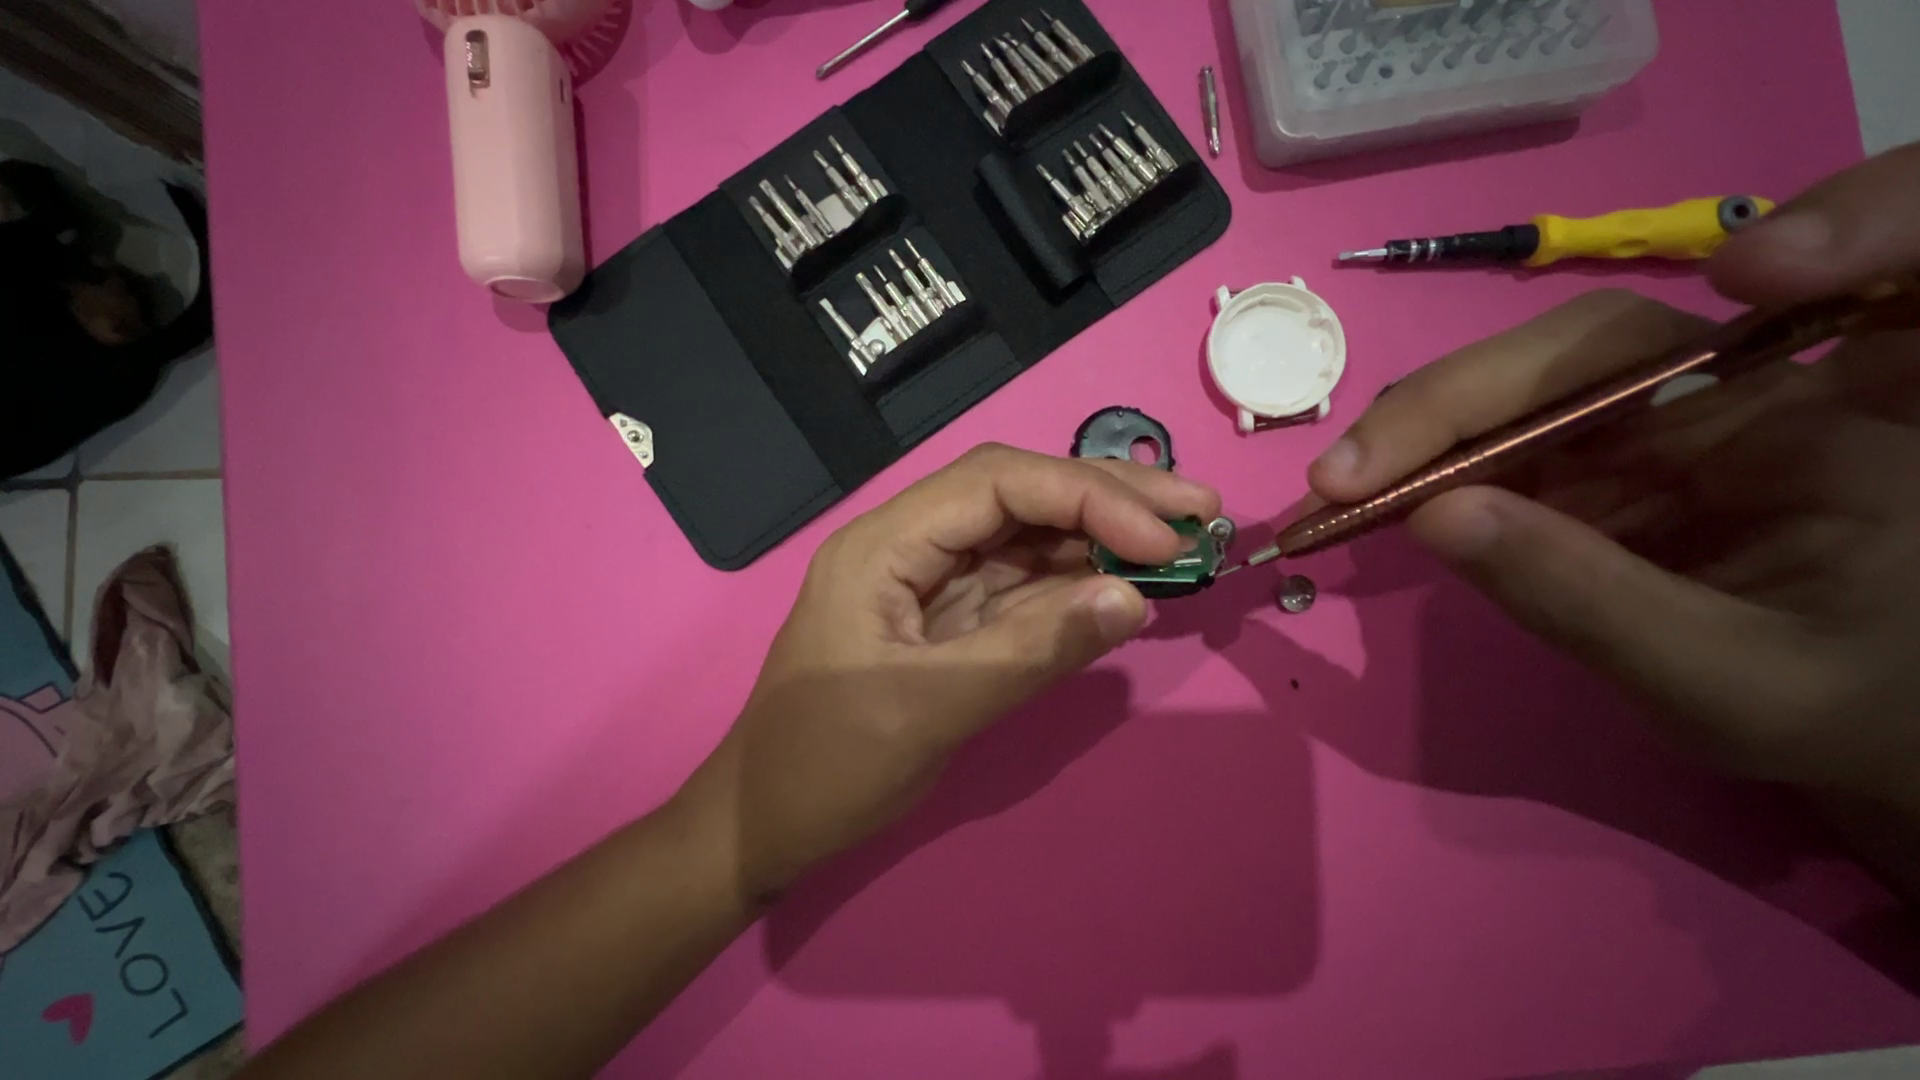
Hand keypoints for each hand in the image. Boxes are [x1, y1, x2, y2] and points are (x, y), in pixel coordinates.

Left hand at [689, 444, 1219, 901]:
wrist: (767, 821)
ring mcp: (930, 583)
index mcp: (884, 545)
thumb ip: (1032, 650)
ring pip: (1025, 539)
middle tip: (1197, 510)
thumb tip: (1132, 599)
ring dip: (1099, 538)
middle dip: (1106, 498)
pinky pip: (1021, 588)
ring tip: (1180, 542)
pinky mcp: (948, 621)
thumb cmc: (826, 765)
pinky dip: (1074, 585)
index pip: (997, 485)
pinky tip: (1125, 585)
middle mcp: (909, 546)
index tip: (1160, 539)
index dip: (1085, 496)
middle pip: (1017, 496)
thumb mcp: (930, 709)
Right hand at [1306, 143, 1919, 813]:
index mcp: (1792, 425)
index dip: (1566, 339)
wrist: (1854, 736)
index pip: (1658, 346)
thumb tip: (1433, 513)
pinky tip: (1363, 506)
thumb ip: (1587, 598)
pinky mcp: (1573, 471)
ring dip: (1404, 442)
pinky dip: (1410, 476)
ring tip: (1333, 500)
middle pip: (1554, 357)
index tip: (1699, 295)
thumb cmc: (1833, 713)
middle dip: (1439, 408)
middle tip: (1339, 480)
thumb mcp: (1731, 683)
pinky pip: (1479, 451)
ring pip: (1497, 398)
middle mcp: (1705, 401)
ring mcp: (1627, 434)